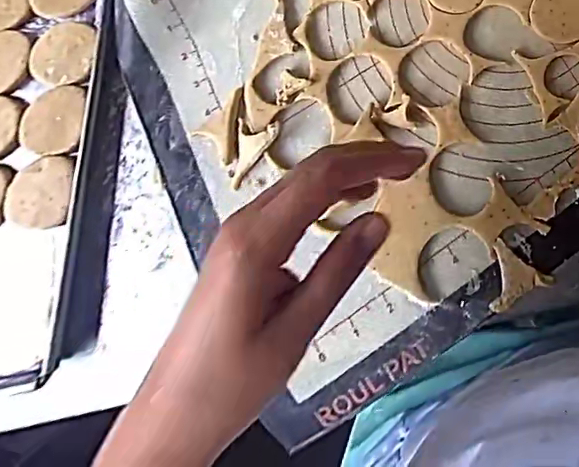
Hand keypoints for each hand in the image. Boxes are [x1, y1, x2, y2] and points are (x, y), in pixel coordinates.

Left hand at [97, 142, 425, 466]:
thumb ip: (339, 270)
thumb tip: (380, 220)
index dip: (374, 159)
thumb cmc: (227, 387)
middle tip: (410, 161)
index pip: (324, 176)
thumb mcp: (295, 332)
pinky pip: (292, 198)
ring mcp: (238, 232)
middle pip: (313, 167)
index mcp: (256, 242)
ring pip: (302, 178)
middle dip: (367, 156)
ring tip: (391, 174)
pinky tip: (351, 197)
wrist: (166, 423)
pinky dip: (329, 188)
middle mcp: (243, 225)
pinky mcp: (240, 245)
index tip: (412, 161)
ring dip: (350, 168)